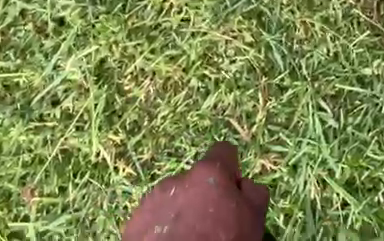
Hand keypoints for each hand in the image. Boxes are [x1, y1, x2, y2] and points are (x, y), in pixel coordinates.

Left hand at [121, 142, 269, 240]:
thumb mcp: (253, 221)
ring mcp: (150, 203)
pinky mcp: (131, 227)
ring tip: (186, 239)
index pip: (223, 152)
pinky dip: (159, 231)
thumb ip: (253, 194)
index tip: (232, 194)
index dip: (229, 172)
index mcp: (208, 172)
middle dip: (201, 197)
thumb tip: (244, 184)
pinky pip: (150, 221)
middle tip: (208, 226)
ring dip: (179, 213)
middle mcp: (177, 179)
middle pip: (194, 180)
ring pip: (170, 200)